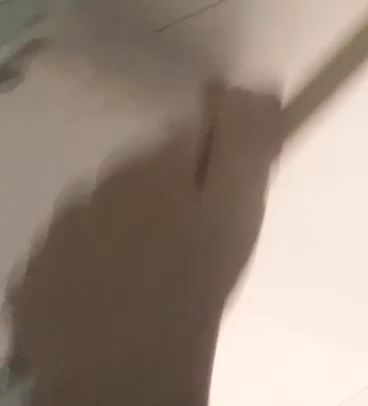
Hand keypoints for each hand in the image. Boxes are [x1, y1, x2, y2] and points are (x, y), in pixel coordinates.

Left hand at [6, 85, 282, 405]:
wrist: (126, 356)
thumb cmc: (201, 271)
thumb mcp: (244, 199)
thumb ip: (251, 136)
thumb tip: (256, 81)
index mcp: (161, 158)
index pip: (207, 118)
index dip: (236, 137)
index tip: (254, 164)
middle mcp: (105, 179)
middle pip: (162, 156)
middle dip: (193, 173)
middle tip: (221, 214)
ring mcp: (64, 225)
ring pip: (121, 196)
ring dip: (151, 207)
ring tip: (178, 247)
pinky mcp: (39, 267)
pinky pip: (86, 236)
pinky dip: (112, 243)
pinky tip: (134, 270)